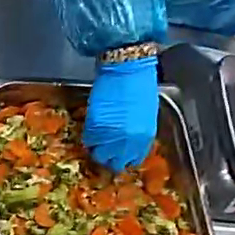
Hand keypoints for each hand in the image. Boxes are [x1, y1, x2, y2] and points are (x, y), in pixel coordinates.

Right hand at [83, 55, 158, 170]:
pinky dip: (89, 137)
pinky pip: (89, 141)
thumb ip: (137, 132)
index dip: (124, 157)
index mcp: (145, 139)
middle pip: (115, 163)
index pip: (133, 160)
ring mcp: (111, 138)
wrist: (127, 71)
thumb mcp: (145, 115)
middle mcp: (129, 143)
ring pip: (99, 155)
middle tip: (104, 148)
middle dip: (109, 157)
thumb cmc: (140, 86)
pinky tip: (92, 127)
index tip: (118, 153)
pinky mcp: (96, 129)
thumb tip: (127, 140)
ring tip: (96, 138)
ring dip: (97, 149)